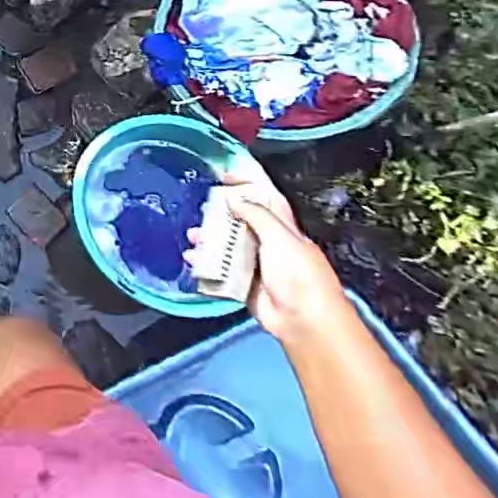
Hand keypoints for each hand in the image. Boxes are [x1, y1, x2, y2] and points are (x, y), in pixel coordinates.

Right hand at [187, 158, 348, 347]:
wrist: (304, 321)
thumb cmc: (298, 274)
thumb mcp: (280, 235)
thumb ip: (256, 214)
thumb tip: (234, 199)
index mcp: (283, 227)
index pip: (264, 198)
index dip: (246, 184)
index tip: (224, 176)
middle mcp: (268, 243)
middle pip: (241, 222)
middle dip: (220, 214)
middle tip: (201, 210)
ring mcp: (256, 265)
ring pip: (228, 246)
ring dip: (209, 240)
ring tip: (193, 237)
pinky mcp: (245, 286)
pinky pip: (221, 271)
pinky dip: (206, 265)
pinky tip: (193, 260)